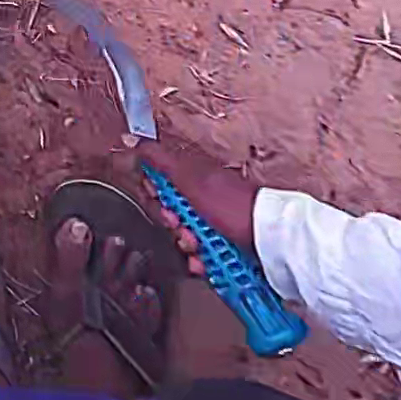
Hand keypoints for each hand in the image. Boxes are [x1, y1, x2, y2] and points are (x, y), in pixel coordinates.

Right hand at [123, 139, 260, 265]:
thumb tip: (130, 138)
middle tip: (181, 224)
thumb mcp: (189, 177)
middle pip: (168, 211)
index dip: (154, 193)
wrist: (270, 238)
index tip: (160, 198)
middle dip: (170, 222)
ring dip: (184, 243)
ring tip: (197, 246)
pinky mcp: (222, 247)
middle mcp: (200, 199)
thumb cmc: (230, 204)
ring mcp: (212, 223)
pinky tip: (203, 261)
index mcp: (192, 177)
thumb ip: (158, 160)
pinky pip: (199, 254)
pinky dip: (199, 259)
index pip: (158, 183)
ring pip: (182, 234)